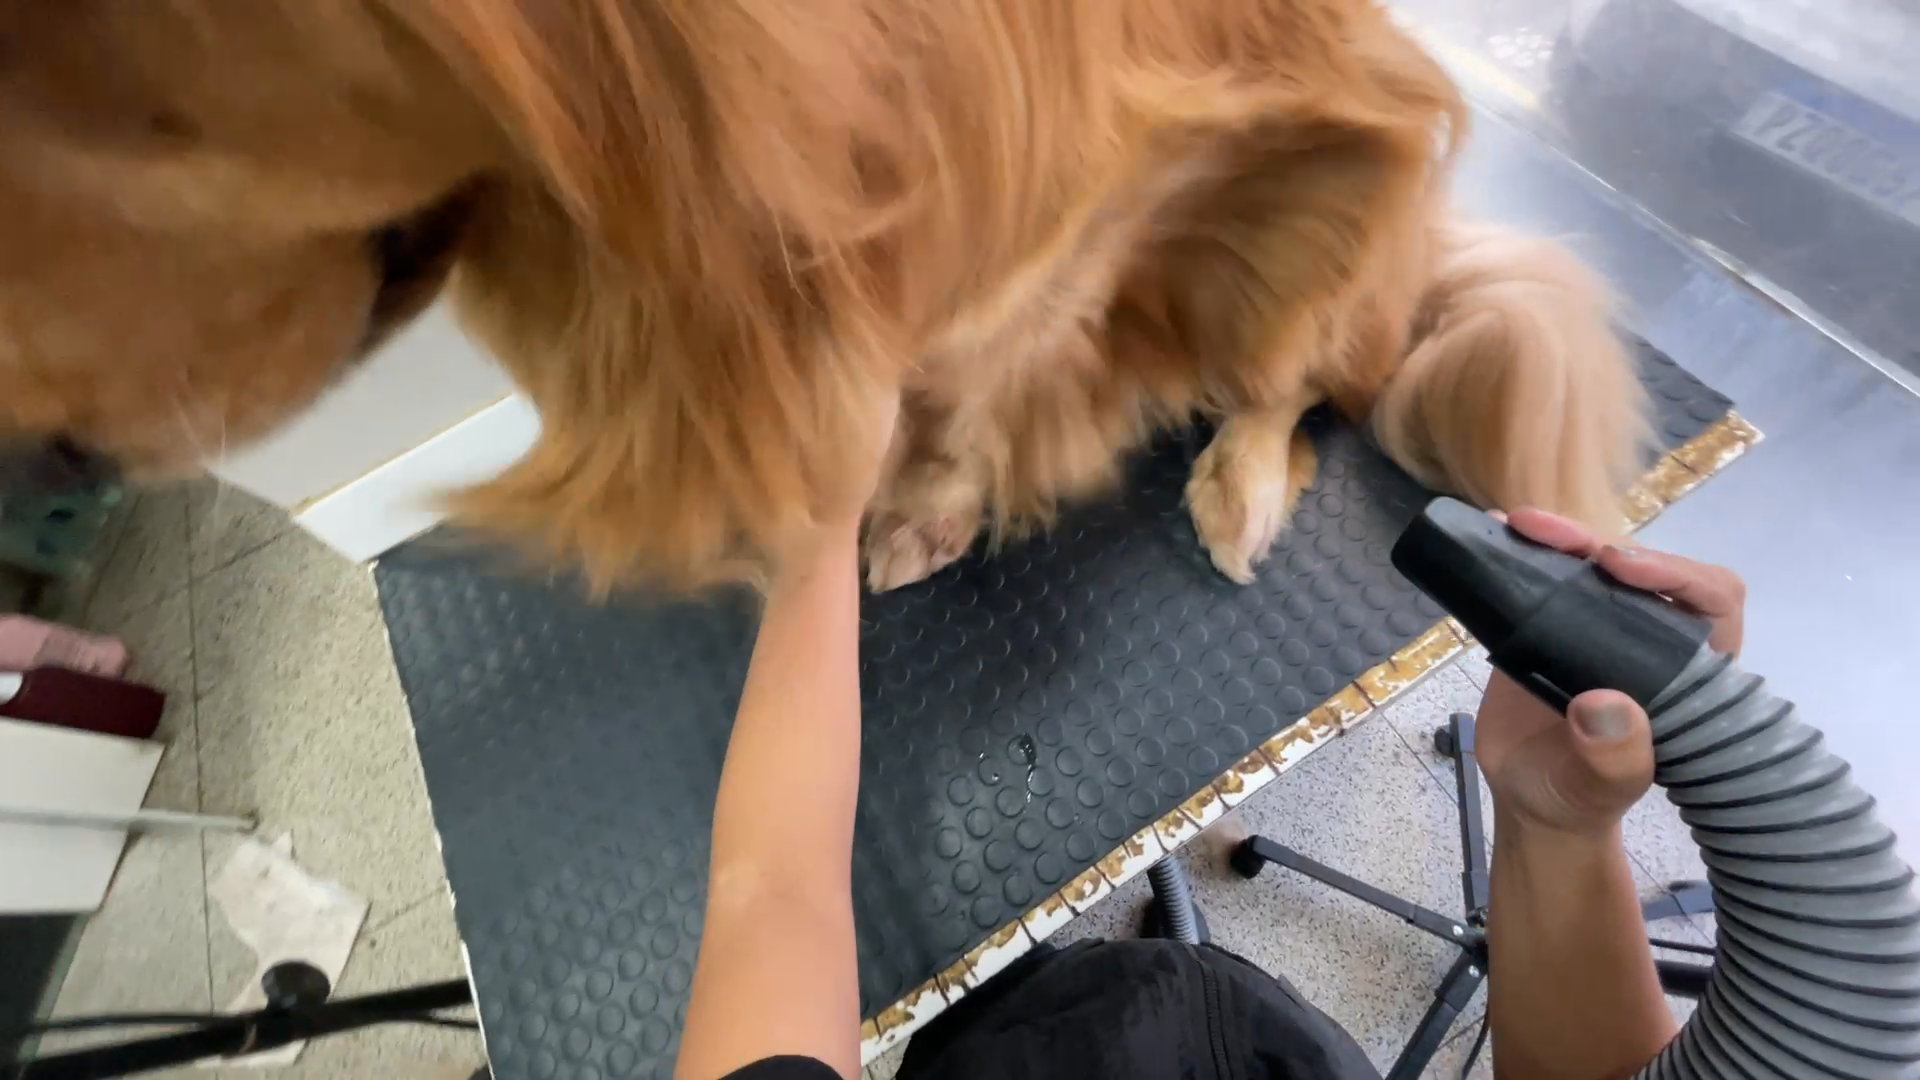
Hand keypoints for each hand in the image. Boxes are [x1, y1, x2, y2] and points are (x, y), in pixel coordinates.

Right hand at [1474, 508, 1747, 834]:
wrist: (1526, 795)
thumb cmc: (1573, 796)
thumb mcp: (1596, 788)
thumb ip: (1613, 757)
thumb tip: (1607, 703)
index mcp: (1683, 670)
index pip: (1707, 600)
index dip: (1670, 571)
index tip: (1613, 565)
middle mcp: (1642, 639)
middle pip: (1635, 568)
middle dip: (1592, 540)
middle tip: (1537, 531)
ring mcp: (1587, 631)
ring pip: (1584, 566)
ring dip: (1553, 538)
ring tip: (1509, 524)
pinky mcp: (1536, 630)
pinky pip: (1533, 583)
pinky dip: (1513, 555)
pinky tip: (1488, 539)